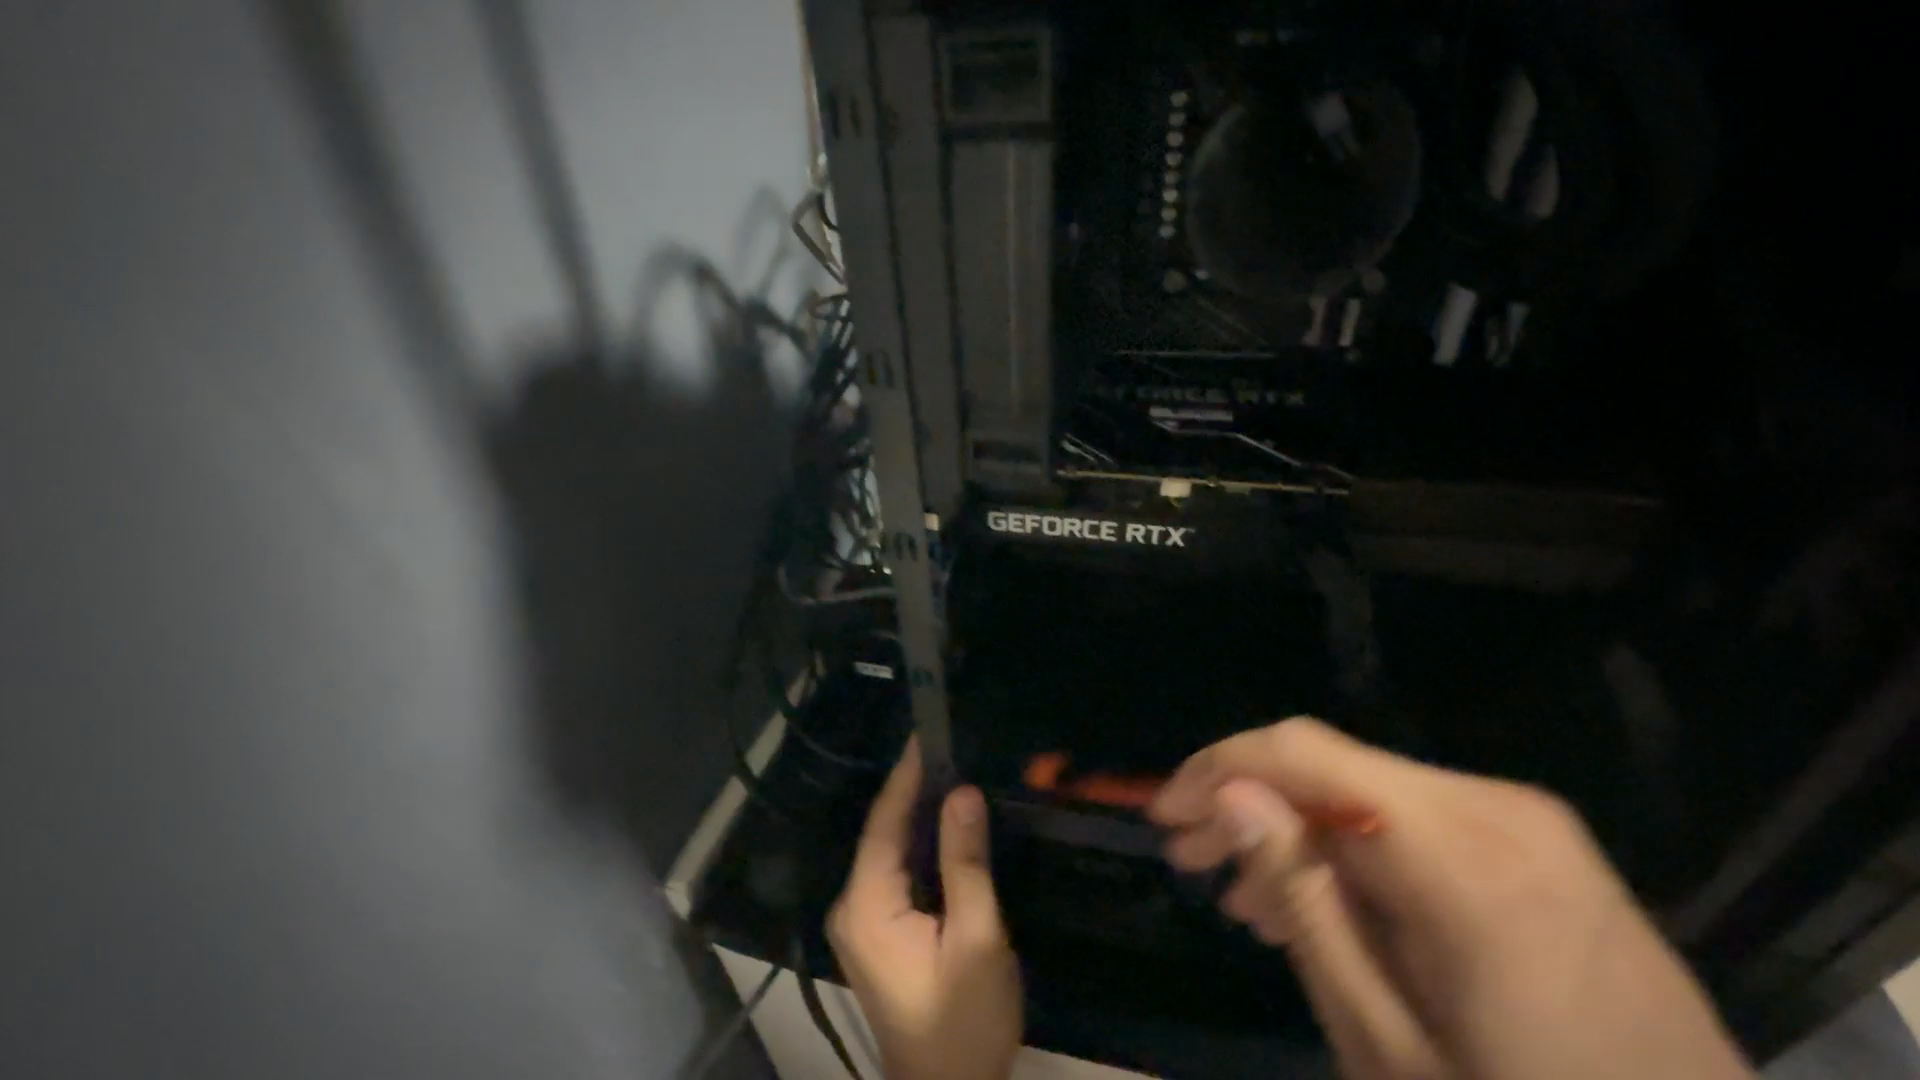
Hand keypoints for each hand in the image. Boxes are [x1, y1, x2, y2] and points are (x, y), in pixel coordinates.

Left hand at [828, 739, 1021, 1079]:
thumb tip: (962, 793)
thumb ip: (966, 863)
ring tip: (957, 776)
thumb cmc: (963, 1020)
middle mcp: (852, 906)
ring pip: (891, 854)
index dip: (907, 776)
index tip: (929, 733)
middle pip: (884, 834)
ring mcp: (861, 923)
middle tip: (954, 749)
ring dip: (922, 819)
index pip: (884, 823)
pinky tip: (950, 831)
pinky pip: (897, 876)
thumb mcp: (976, 938)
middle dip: (917, 792)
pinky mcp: (877, 935)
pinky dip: (922, 850)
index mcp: (867, 904)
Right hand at [1150, 718, 1754, 1079]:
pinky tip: (1330, 908)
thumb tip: (1233, 795)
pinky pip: (1423, 823)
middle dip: (1251, 805)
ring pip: (1374, 794)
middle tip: (1192, 864)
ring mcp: (1532, 827)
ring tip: (1251, 905)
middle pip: (1334, 767)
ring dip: (1301, 833)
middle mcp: (1495, 807)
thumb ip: (1304, 899)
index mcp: (1458, 850)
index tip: (1163, 818)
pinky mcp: (1549, 853)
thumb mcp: (1384, 1039)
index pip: (1303, 753)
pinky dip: (1360, 854)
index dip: (1218, 769)